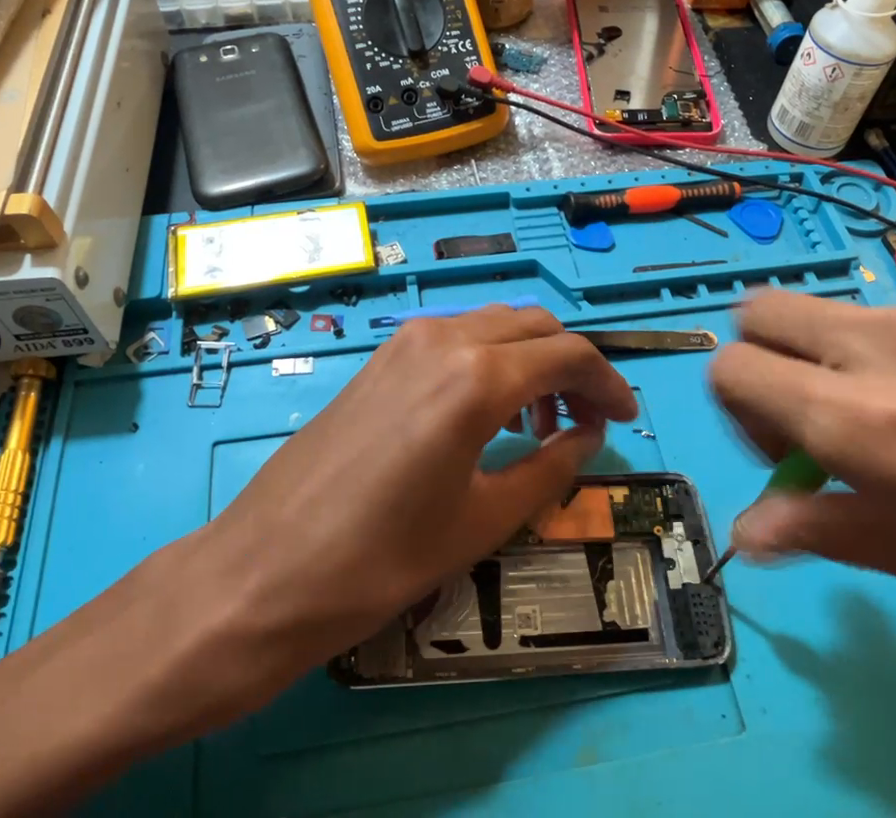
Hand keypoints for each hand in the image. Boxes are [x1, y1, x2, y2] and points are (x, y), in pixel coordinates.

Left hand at [177, 306, 638, 705]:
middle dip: (572, 367)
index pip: (569, 354)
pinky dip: (487, 362)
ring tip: (536, 427)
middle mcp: (443, 339)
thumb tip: (587, 435)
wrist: (268, 568)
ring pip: (492, 326)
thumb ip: (550, 467)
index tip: (626, 419)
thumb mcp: (485, 519)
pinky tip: (483, 416)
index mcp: (478, 376)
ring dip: (529, 361)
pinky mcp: (377, 360)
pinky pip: (452, 340)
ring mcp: (403, 344)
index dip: (609, 383)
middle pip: (534, 327)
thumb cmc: (385, 557)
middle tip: (585, 423)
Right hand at [708, 275, 895, 705]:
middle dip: (767, 360)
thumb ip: (850, 534)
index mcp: (879, 426)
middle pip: (765, 311)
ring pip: (852, 308)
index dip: (741, 412)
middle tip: (828, 421)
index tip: (789, 455)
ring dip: (856, 356)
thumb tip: (753, 529)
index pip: (735, 370)